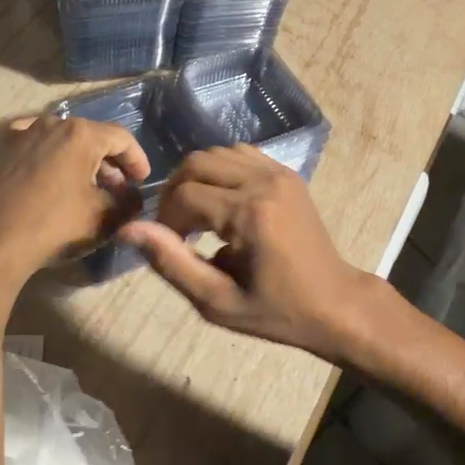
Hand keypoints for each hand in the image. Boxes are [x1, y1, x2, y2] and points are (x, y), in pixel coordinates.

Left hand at [0, 115, 149, 294]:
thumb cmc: (53, 225)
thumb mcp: (102, 218)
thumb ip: (128, 203)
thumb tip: (134, 197)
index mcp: (81, 133)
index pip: (121, 138)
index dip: (138, 159)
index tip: (143, 181)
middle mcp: (52, 123)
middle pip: (91, 137)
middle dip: (110, 162)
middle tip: (119, 189)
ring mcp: (22, 134)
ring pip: (63, 141)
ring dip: (81, 161)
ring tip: (88, 188)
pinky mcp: (2, 150)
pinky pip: (36, 147)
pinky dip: (51, 159)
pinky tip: (53, 176)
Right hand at [118, 145, 381, 361]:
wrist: (335, 303)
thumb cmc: (276, 311)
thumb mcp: (218, 302)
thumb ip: (172, 263)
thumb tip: (129, 230)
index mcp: (250, 214)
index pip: (184, 196)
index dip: (165, 220)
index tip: (170, 247)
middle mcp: (264, 181)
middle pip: (196, 164)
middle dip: (175, 193)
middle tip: (177, 229)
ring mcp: (278, 172)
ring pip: (215, 153)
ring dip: (196, 179)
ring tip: (197, 216)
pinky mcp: (286, 172)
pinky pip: (239, 154)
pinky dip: (220, 170)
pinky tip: (221, 202)